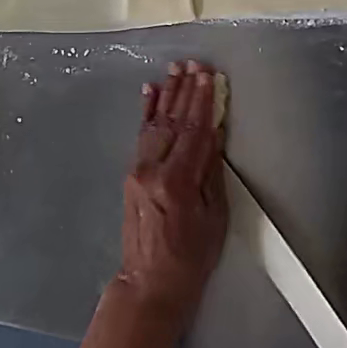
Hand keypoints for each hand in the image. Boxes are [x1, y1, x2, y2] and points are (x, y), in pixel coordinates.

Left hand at [115, 60, 226, 315]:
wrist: (149, 283)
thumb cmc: (191, 257)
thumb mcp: (214, 217)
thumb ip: (212, 171)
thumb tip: (215, 133)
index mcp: (177, 182)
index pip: (194, 131)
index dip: (203, 102)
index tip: (209, 77)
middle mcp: (153, 170)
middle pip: (174, 121)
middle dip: (186, 90)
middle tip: (195, 64)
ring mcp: (138, 170)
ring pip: (155, 123)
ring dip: (167, 93)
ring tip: (176, 68)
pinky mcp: (130, 173)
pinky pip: (140, 135)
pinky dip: (146, 111)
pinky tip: (150, 92)